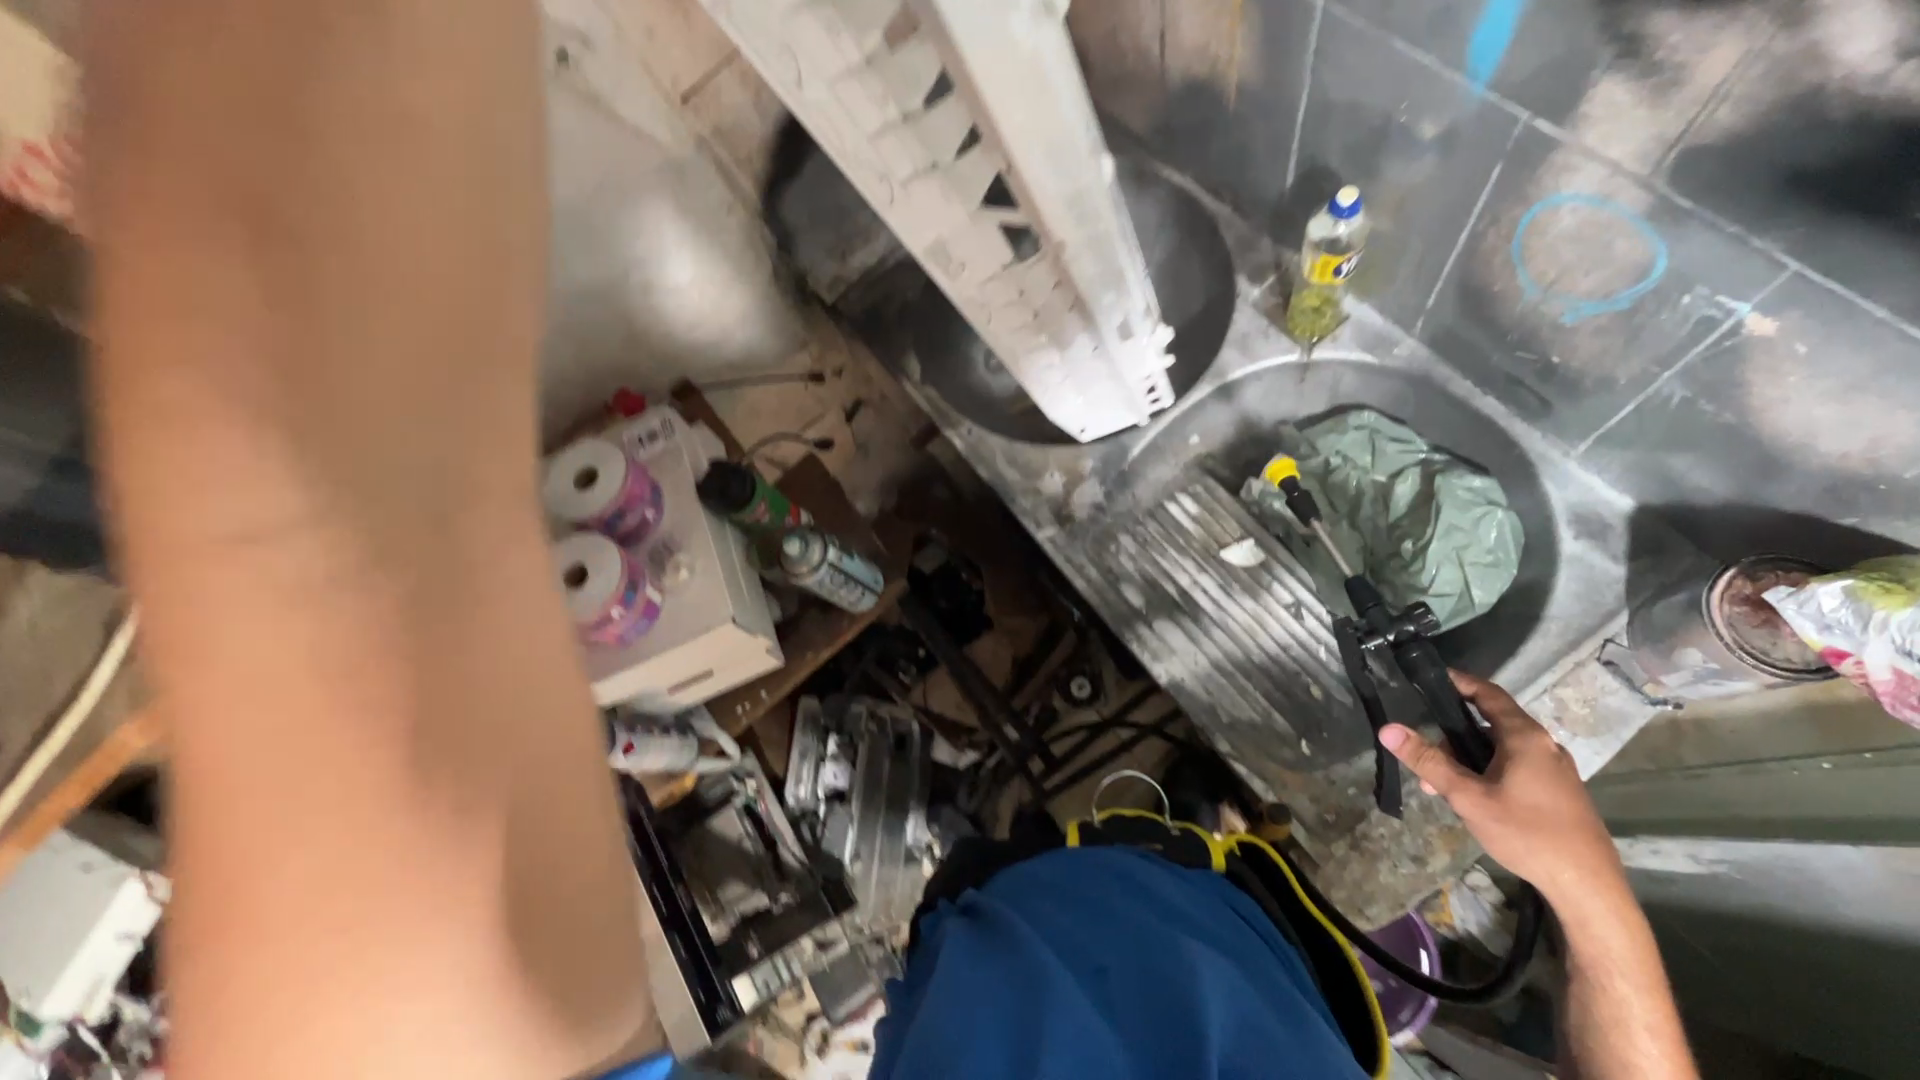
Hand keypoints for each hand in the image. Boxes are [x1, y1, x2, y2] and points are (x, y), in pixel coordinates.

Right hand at [1378, 671, 1623, 904]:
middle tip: (1424, 759)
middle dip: (1452, 738)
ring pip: (1502, 750)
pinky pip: (1516, 767)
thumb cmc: (1526, 833)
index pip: (1488, 694)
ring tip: (1442, 789)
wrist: (1587, 884)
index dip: (1458, 682)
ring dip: (1468, 760)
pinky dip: (1489, 772)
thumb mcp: (1468, 797)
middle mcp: (1544, 744)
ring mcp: (1556, 769)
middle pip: (1490, 725)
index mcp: (1525, 736)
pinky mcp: (1560, 791)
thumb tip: (1388, 729)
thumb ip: (1428, 761)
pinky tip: (1475, 801)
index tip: (1429, 680)